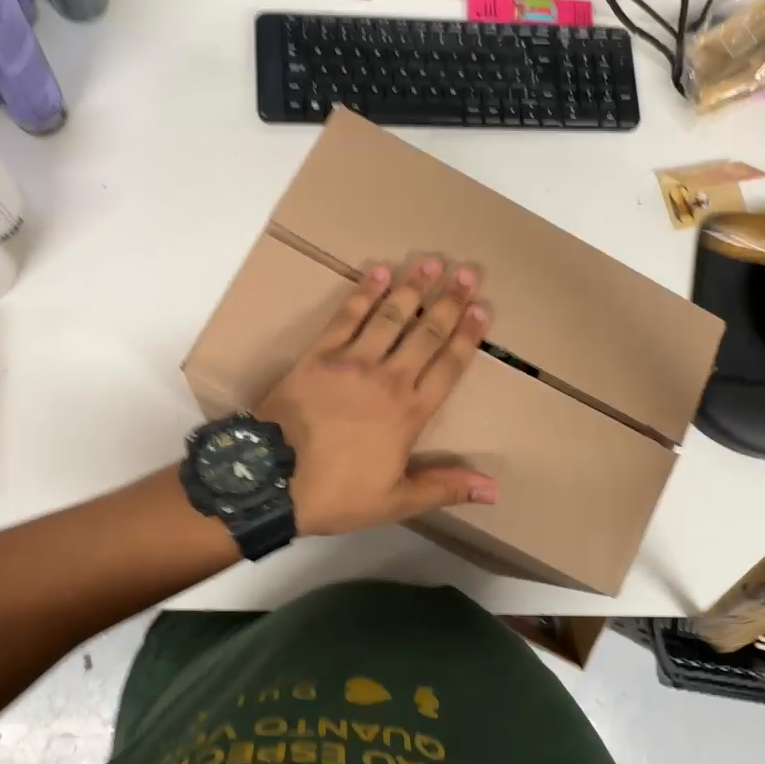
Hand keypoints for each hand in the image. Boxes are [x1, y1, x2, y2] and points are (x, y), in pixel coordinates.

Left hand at [256, 256, 496, 535]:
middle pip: (426, 334)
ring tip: (431, 262)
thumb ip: (443, 487)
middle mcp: (387, 379)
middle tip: (468, 273)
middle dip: (449, 302)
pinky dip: (363, 294)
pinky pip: (346, 318)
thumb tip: (493, 488)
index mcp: (409, 413)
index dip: (468, 337)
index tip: (483, 309)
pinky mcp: (318, 356)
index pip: (448, 367)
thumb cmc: (334, 494)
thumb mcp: (394, 501)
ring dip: (412, 288)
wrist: (271, 480)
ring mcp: (351, 363)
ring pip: (391, 318)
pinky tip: (378, 272)